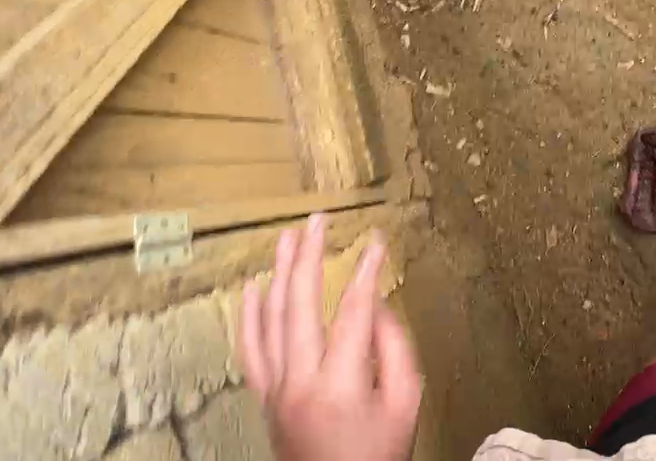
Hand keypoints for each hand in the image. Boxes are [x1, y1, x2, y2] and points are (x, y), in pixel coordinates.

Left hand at [240, 215, 422, 460]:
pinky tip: (252, 287)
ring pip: (271, 320)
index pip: (355, 309)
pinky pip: (251, 351)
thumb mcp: (406, 403)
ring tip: (288, 237)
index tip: (377, 239)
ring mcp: (276, 391)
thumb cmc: (379, 454)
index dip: (367, 269)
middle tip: (319, 220)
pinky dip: (249, 316)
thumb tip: (375, 303)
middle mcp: (301, 381)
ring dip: (279, 273)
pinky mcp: (265, 399)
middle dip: (310, 256)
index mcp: (341, 383)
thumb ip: (395, 347)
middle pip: (300, 305)